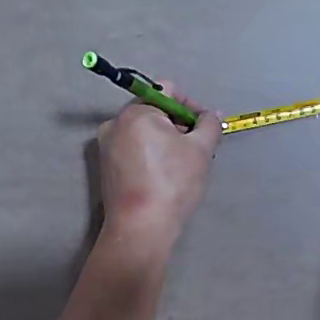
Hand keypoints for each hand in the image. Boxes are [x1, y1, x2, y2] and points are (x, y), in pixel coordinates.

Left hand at [97, 83, 220, 246]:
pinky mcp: (107, 169)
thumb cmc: (173, 183)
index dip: (192, 105)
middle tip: (199, 148)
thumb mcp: (201, 150)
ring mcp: (107, 147)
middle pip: (155, 111)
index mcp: (135, 112)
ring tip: (186, 165)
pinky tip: (168, 176)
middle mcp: (115, 124)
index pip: (167, 91)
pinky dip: (153, 155)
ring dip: (168, 141)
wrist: (142, 228)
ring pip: (146, 133)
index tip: (207, 127)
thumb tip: (212, 115)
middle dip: (180, 126)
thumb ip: (209, 125)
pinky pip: (135, 150)